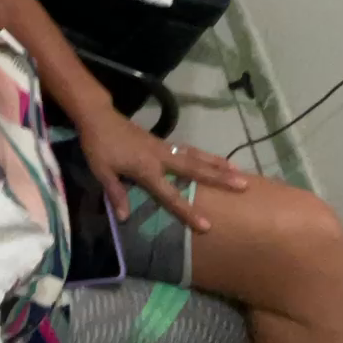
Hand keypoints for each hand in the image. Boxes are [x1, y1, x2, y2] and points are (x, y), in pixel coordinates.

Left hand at [78, 105, 246, 231]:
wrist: (98, 116)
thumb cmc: (98, 145)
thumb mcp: (101, 170)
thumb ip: (115, 193)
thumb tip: (124, 218)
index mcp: (146, 169)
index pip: (170, 194)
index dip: (187, 211)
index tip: (207, 225)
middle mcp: (161, 157)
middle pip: (194, 169)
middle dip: (219, 178)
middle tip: (244, 185)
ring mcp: (163, 147)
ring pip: (195, 156)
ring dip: (217, 163)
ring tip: (239, 171)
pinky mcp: (162, 141)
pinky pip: (187, 149)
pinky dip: (203, 154)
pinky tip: (213, 159)